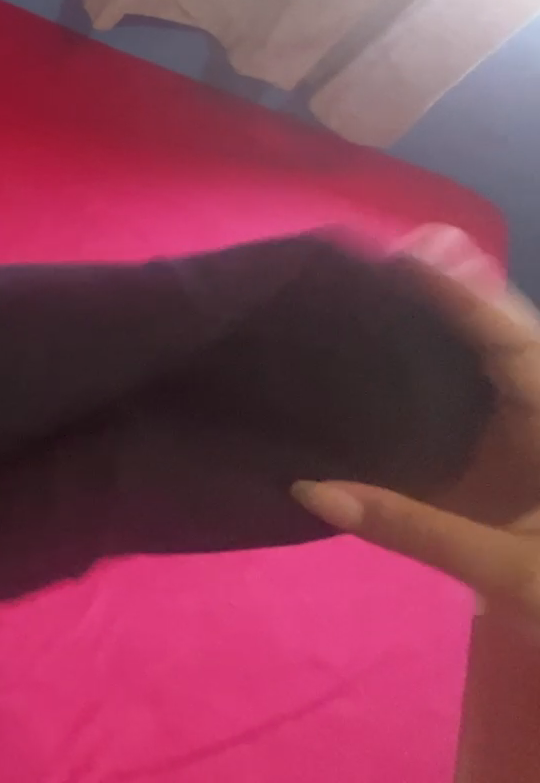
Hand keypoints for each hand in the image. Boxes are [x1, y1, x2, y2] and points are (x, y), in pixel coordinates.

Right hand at [292, 226, 539, 636]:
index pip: (520, 348)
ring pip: (487, 362)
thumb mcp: (518, 575)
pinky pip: (470, 391)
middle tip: (393, 248)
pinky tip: (381, 343)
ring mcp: (530, 436)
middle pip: (505, 339)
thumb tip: (305, 489)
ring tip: (380, 278)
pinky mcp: (507, 457)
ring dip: (438, 320)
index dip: (467, 297)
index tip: (413, 252)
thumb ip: (418, 530)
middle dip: (454, 292)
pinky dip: (430, 360)